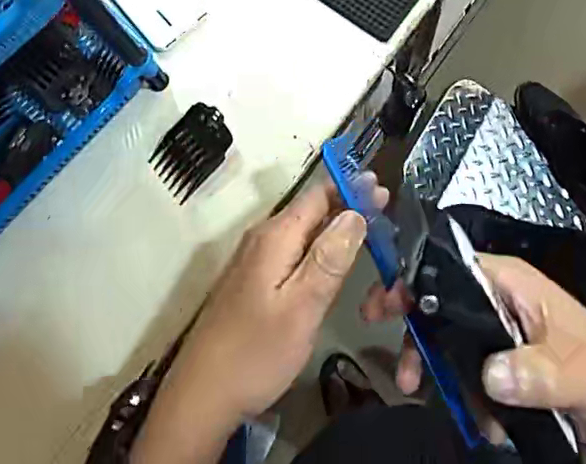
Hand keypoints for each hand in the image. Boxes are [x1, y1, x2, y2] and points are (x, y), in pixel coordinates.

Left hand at [132, 183, 379, 463]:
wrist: (200, 396)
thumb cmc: (256, 352)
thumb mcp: (302, 307)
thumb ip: (329, 258)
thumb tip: (355, 213)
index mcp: (276, 235)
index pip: (319, 193)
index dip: (352, 188)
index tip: (383, 190)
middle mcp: (264, 236)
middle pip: (311, 208)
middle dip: (347, 204)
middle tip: (385, 209)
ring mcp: (256, 258)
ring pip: (303, 228)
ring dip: (335, 225)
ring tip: (369, 230)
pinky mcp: (254, 279)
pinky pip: (293, 248)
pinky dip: (319, 245)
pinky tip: (335, 260)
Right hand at [365, 257, 585, 463]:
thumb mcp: (583, 374)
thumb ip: (539, 372)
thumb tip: (490, 374)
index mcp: (516, 283)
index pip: (455, 264)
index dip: (417, 276)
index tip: (384, 302)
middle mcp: (503, 303)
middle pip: (443, 302)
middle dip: (414, 326)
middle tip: (391, 355)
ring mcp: (503, 339)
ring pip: (449, 342)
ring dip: (433, 367)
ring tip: (420, 390)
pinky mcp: (506, 374)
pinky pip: (466, 377)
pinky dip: (460, 396)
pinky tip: (474, 420)